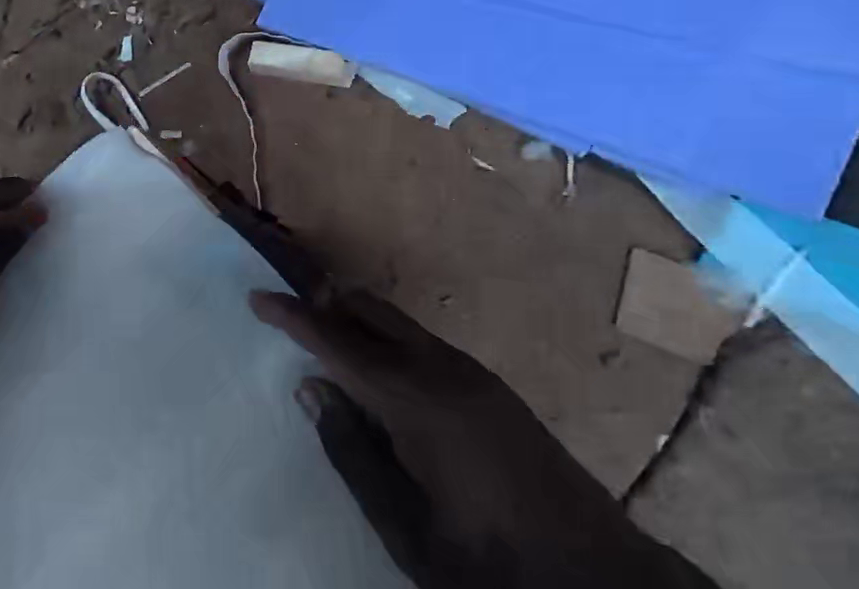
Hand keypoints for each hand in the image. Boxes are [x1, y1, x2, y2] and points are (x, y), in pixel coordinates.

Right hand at [251, 289, 718, 588]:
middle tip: (286, 315)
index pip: (339, 344)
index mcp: (416, 401)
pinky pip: (423, 345)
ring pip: (399, 325)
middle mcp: (443, 369)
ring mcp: (472, 373)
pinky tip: (379, 376)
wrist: (601, 577)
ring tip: (324, 342)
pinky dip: (387, 343)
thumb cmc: (491, 565)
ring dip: (358, 324)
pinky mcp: (490, 386)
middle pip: (371, 313)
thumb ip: (353, 453)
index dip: (294, 319)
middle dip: (326, 307)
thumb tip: (312, 388)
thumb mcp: (408, 531)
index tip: (257, 297)